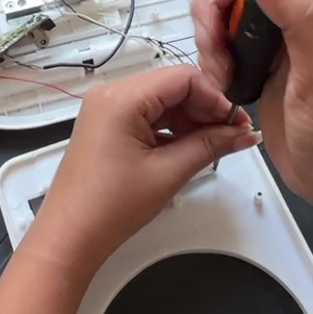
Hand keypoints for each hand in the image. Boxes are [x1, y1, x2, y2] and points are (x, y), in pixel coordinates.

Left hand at [25, 65, 257, 275]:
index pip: (183, 77)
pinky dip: (171, 128)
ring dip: (191, 119)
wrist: (71, 236)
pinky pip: (147, 115)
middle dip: (205, 108)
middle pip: (172, 86)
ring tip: (215, 145)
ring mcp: (106, 110)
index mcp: (121, 98)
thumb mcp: (168, 172)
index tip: (236, 121)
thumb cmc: (109, 206)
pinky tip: (191, 147)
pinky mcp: (107, 126)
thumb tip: (241, 134)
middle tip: (233, 134)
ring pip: (162, 101)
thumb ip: (210, 146)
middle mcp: (110, 95)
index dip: (215, 98)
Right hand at [191, 0, 312, 216]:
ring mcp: (273, 40)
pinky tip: (222, 83)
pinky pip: (220, 41)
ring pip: (225, 7)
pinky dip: (210, 57)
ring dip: (209, 33)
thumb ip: (298, 14)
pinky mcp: (256, 64)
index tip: (231, 3)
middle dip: (216, 4)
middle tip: (215, 44)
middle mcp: (296, 13)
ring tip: (220, 71)